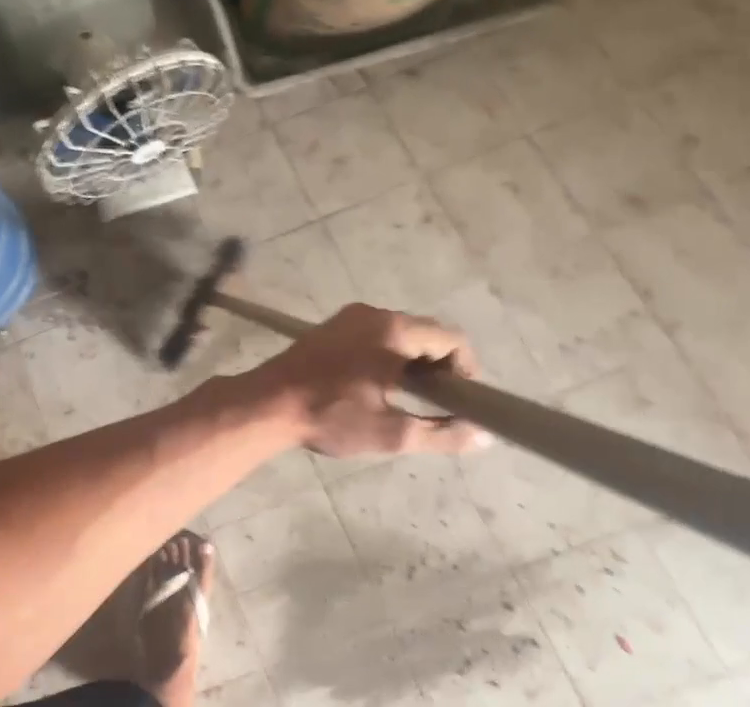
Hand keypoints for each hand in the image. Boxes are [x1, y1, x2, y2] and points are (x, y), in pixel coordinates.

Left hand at [256, 303, 489, 456]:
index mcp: (393, 331)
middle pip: (425, 331)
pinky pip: (374, 332)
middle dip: (439, 364)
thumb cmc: (331, 416)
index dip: (465, 367)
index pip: (451, 337)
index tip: (461, 400)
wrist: (267, 403)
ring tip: (408, 397)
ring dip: (412, 358)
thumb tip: (482, 436)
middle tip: (437, 402)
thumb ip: (441, 434)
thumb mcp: (392, 433)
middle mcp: (373, 314)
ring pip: (399, 331)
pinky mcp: (330, 325)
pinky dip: (387, 352)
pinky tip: (376, 384)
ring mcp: (348, 316)